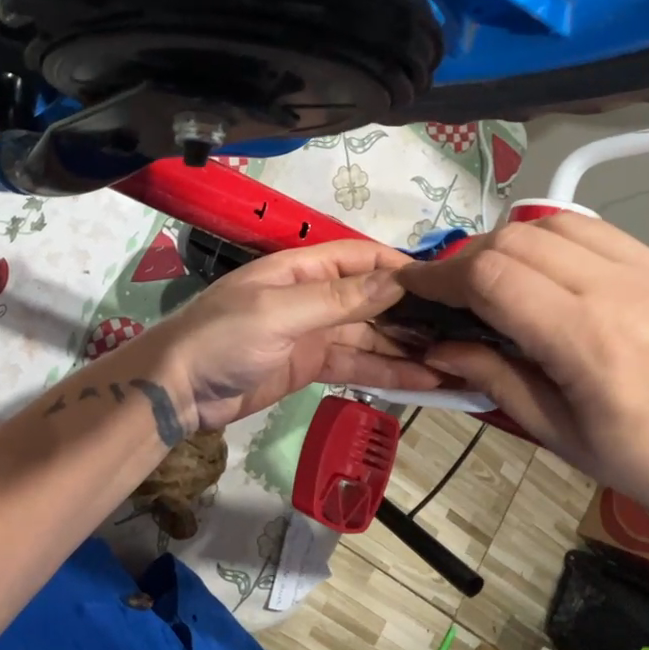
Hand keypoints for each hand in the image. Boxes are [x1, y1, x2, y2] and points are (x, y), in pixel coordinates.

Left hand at [142, 240, 440, 431]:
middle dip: (416, 314)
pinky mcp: (310, 366)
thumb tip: (399, 279)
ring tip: (463, 361)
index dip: (402, 269)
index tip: (451, 285)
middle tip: (470, 331)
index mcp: (299, 270)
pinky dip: (389, 373)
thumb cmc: (222, 338)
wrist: (177, 391)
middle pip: (372, 300)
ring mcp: (311, 333)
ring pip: (371, 336)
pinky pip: (357, 364)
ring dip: (411, 348)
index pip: (360, 258)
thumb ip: (339, 298)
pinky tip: (430, 382)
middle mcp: (310, 297)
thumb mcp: (279, 312)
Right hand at [396, 213, 648, 550]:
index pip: (490, 275)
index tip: (411, 288)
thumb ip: (494, 380)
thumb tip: (437, 347)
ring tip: (496, 281)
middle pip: (516, 241)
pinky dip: (557, 244)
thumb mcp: (566, 438)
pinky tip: (552, 280)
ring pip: (558, 225)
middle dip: (465, 259)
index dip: (438, 276)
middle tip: (447, 293)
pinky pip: (603, 235)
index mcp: (593, 342)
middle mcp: (627, 291)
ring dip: (510, 244)